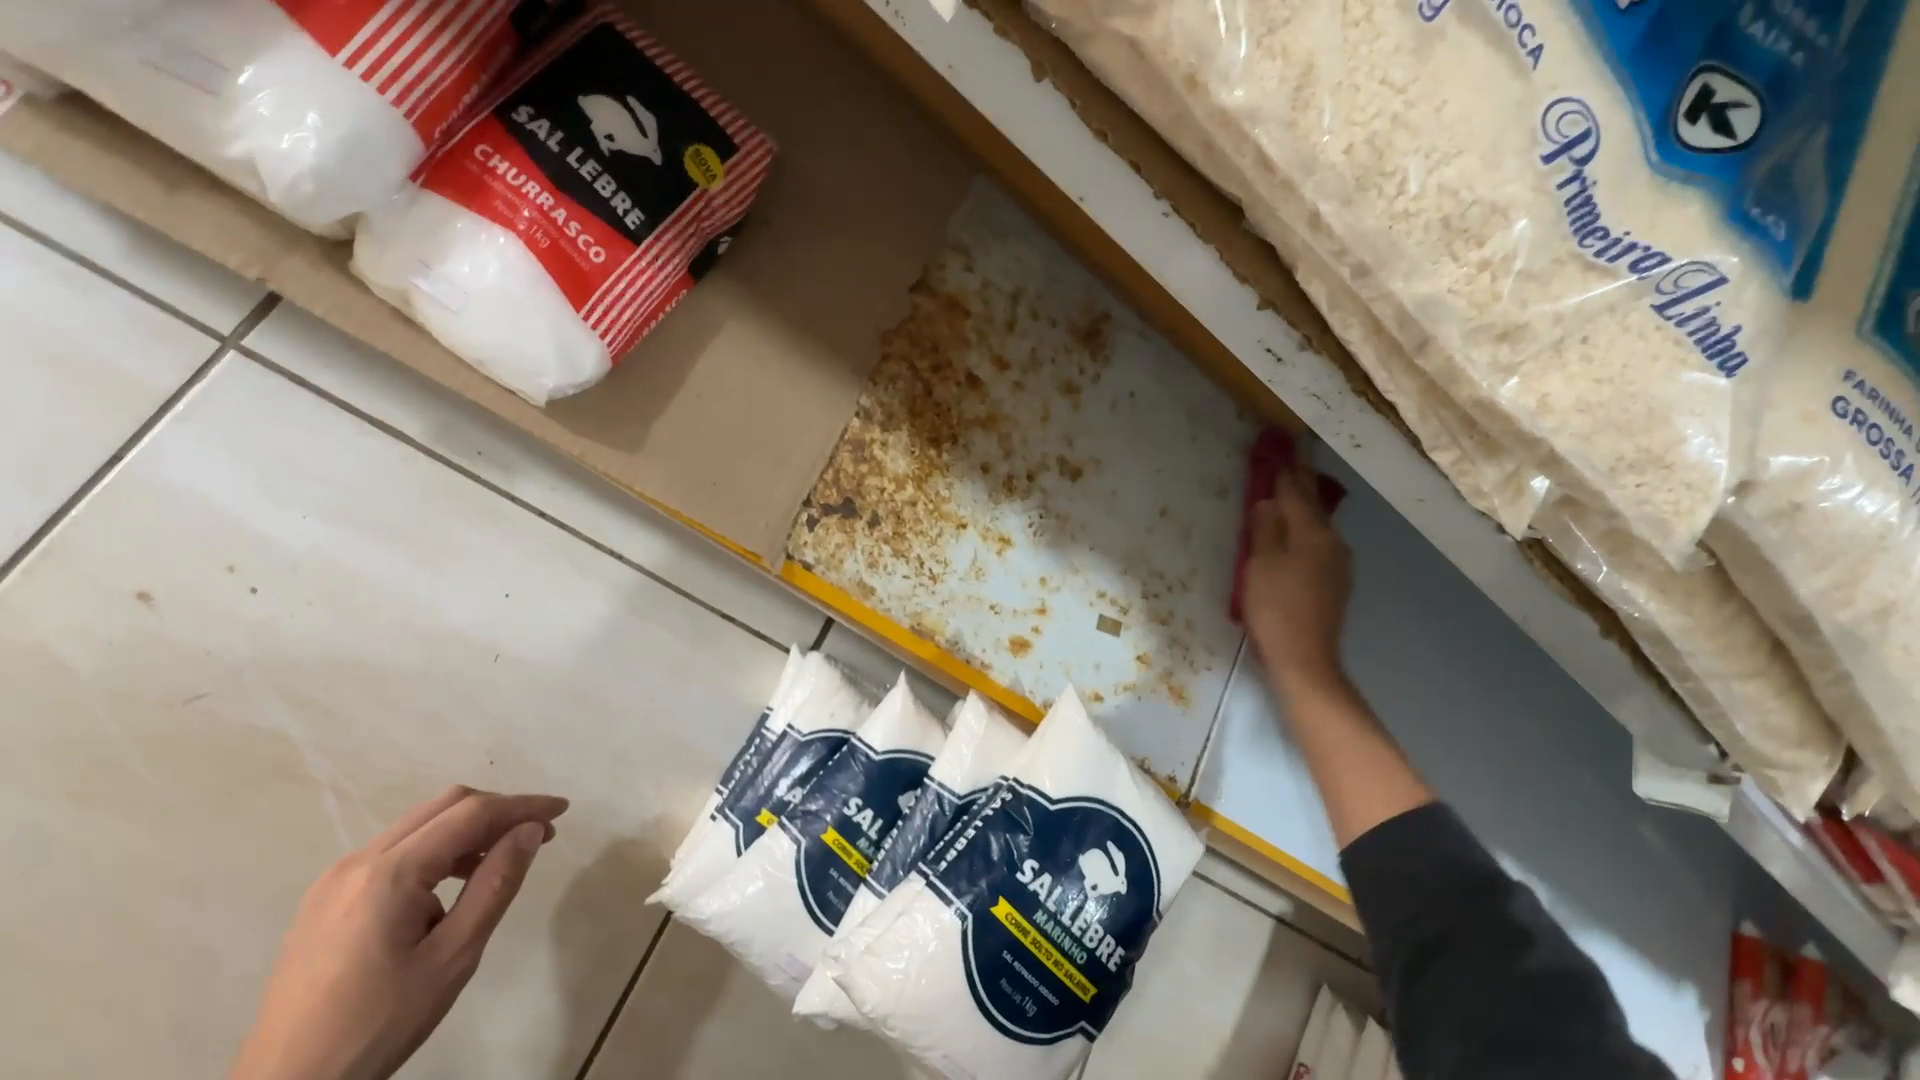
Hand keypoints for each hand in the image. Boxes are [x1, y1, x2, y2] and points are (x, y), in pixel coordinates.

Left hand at [229, 787, 569, 1079]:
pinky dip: (434, 851)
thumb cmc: (380, 1022)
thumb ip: (495, 884)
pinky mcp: (326, 899)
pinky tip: (450, 887)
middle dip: (497, 811)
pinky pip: (392, 853)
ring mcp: (335, 879)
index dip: (521, 806)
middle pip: (441, 807)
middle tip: (538, 834)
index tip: (562, 811)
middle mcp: (358, 861)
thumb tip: (530, 831)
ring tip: (502, 860)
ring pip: (416, 827)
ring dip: (465, 830)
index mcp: (389, 872)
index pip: (470, 814)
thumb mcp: (453, 956)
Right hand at [1244, 453, 1353, 699]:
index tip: (1281, 448)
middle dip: (1298, 486)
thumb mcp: (1260, 564)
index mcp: (1313, 533)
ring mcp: (1338, 565)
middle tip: (1288, 462)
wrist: (1305, 660)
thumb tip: (1269, 501)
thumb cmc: (1276, 608)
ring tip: (1286, 496)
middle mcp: (1333, 543)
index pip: (1296, 493)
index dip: (1286, 471)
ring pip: (1316, 528)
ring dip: (1301, 511)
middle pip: (1312, 507)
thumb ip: (1265, 528)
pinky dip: (1303, 535)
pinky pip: (1317, 547)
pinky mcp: (1335, 585)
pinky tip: (1292, 537)